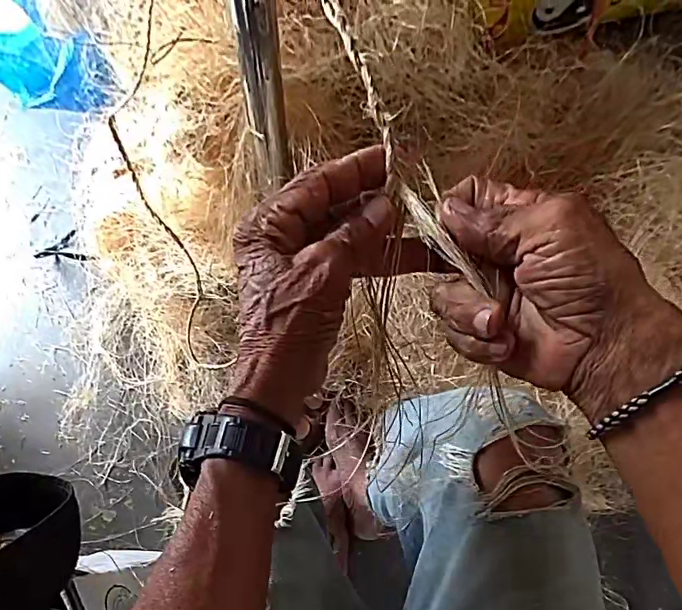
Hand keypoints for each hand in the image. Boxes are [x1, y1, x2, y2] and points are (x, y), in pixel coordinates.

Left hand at [230, 145, 430, 430]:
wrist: (278, 380)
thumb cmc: (289, 327)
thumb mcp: (324, 271)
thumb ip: (354, 233)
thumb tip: (384, 206)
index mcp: (267, 227)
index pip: (315, 183)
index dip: (354, 169)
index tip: (389, 157)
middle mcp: (277, 240)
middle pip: (330, 208)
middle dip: (370, 200)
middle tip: (408, 188)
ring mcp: (295, 264)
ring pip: (342, 236)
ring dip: (377, 231)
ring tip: (413, 223)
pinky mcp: (311, 288)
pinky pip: (344, 262)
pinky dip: (369, 257)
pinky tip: (399, 251)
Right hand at [429, 177, 681, 421]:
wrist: (601, 343)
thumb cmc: (591, 278)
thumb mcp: (551, 228)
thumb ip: (497, 220)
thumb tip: (447, 210)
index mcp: (515, 220)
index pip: (467, 200)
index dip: (449, 211)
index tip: (445, 227)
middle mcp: (493, 256)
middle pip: (440, 252)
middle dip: (436, 265)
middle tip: (433, 271)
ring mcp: (484, 296)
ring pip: (443, 298)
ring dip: (467, 312)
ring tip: (498, 322)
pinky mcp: (481, 333)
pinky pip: (454, 333)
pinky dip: (477, 341)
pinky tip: (506, 342)